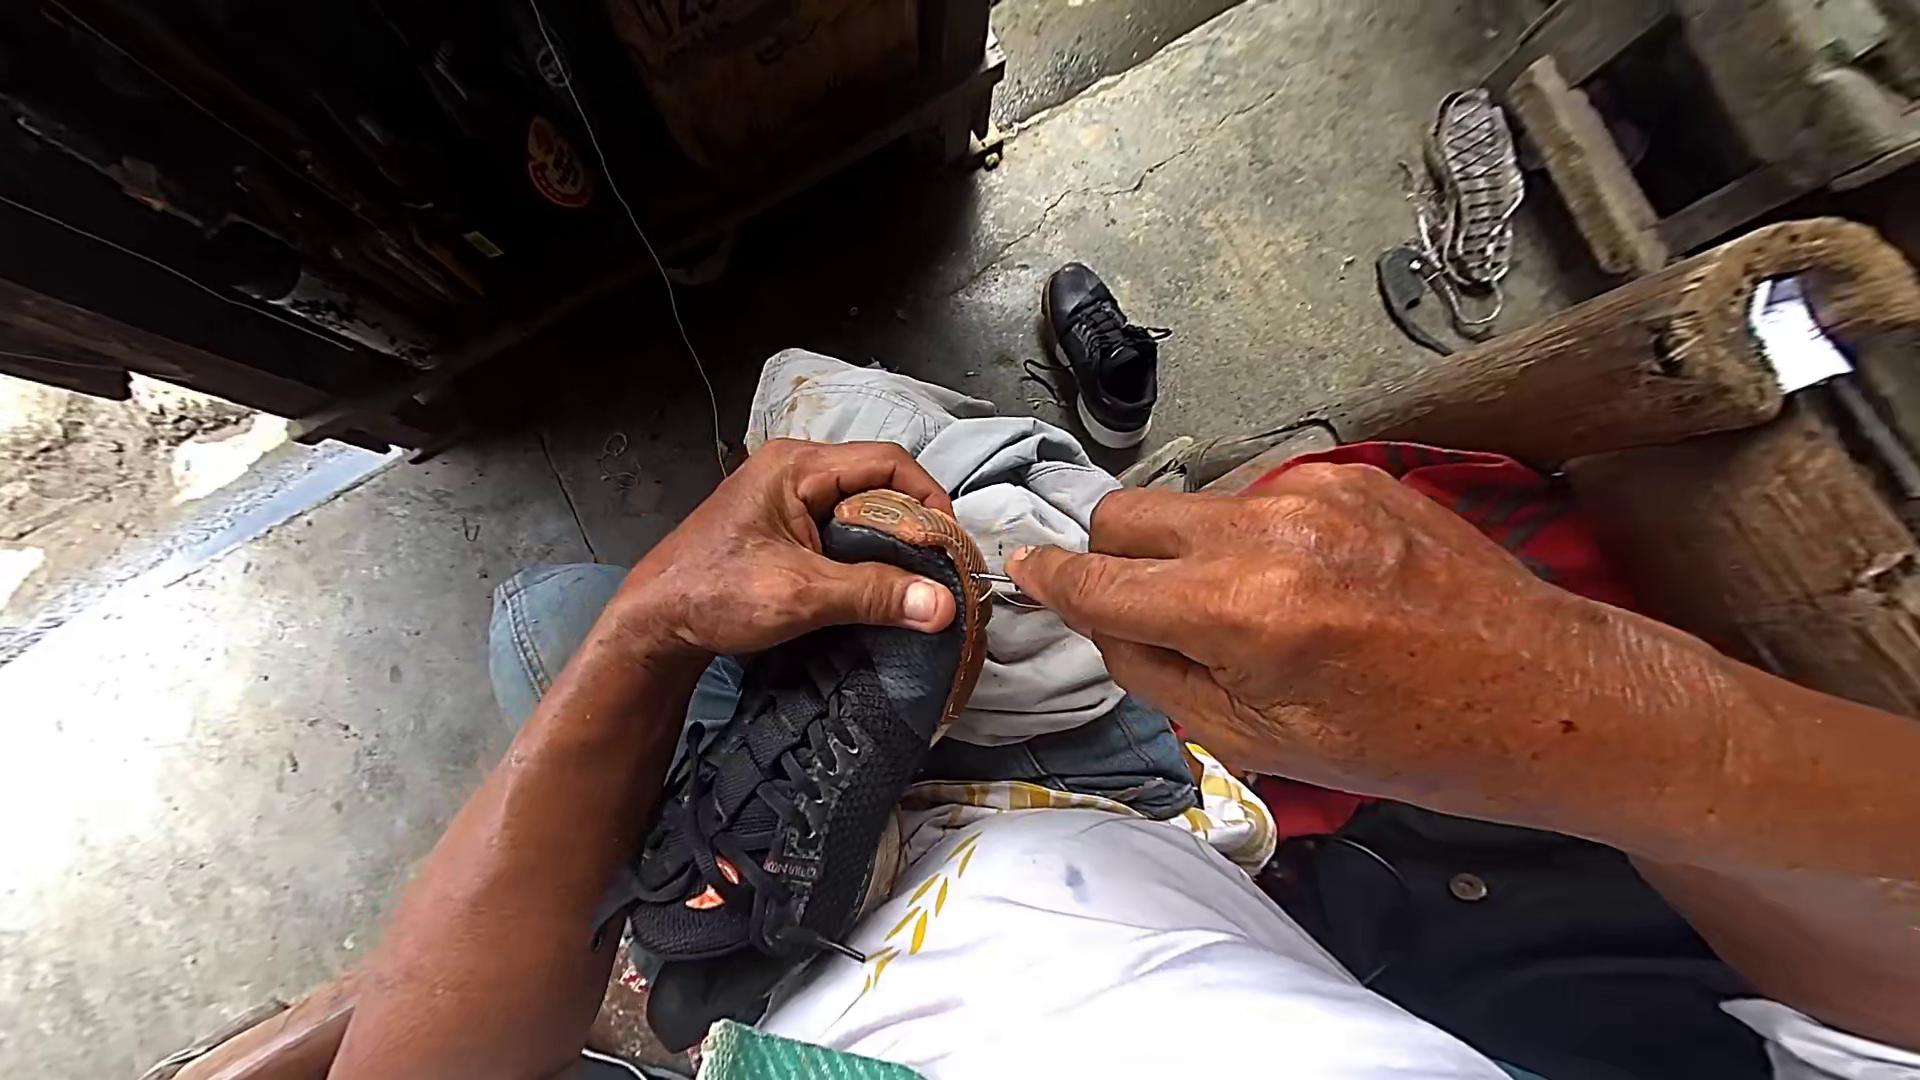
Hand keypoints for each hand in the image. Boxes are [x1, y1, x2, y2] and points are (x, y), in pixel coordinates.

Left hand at [601, 439, 957, 662]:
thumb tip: (944, 605)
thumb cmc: (714, 595)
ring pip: (863, 507)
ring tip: (915, 576)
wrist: (654, 623)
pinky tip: (879, 580)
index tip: (948, 539)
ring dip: (891, 540)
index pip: (887, 461)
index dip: (927, 495)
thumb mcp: (801, 594)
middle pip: (878, 482)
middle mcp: (797, 470)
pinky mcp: (788, 524)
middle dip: (912, 522)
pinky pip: (844, 527)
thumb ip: (875, 594)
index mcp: (797, 466)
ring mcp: (790, 497)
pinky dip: (868, 551)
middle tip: (937, 565)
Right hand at [1005, 463, 1642, 798]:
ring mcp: (1310, 491)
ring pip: (1186, 506)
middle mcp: (1267, 532)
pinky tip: (1305, 578)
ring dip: (1186, 551)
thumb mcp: (1251, 738)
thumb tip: (1104, 621)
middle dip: (1112, 555)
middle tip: (1148, 602)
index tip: (1023, 566)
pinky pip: (1251, 500)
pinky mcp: (1345, 474)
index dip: (1049, 577)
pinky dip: (1248, 539)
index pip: (1100, 581)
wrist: (1555, 696)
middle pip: (1124, 512)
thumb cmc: (1403, 740)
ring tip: (1253, 602)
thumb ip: (1152, 671)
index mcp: (1241, 610)